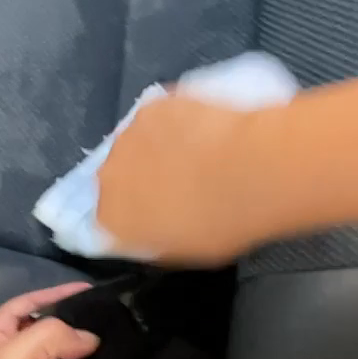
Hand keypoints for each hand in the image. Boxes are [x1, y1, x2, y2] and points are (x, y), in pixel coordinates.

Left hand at [0, 283, 141, 358]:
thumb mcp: (20, 356)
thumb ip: (56, 335)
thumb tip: (88, 338)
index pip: (27, 304)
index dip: (55, 294)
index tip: (89, 289)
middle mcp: (14, 357)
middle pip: (52, 332)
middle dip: (81, 324)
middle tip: (115, 315)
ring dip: (97, 355)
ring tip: (128, 341)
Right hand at [97, 95, 269, 264]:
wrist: (250, 171)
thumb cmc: (223, 220)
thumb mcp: (186, 250)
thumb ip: (156, 238)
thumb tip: (155, 232)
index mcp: (112, 219)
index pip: (110, 219)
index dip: (134, 215)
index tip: (156, 215)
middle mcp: (108, 179)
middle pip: (117, 178)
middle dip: (142, 179)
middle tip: (180, 184)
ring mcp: (126, 139)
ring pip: (136, 143)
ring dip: (157, 148)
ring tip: (195, 154)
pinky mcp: (150, 108)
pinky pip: (157, 116)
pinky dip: (174, 121)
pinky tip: (201, 130)